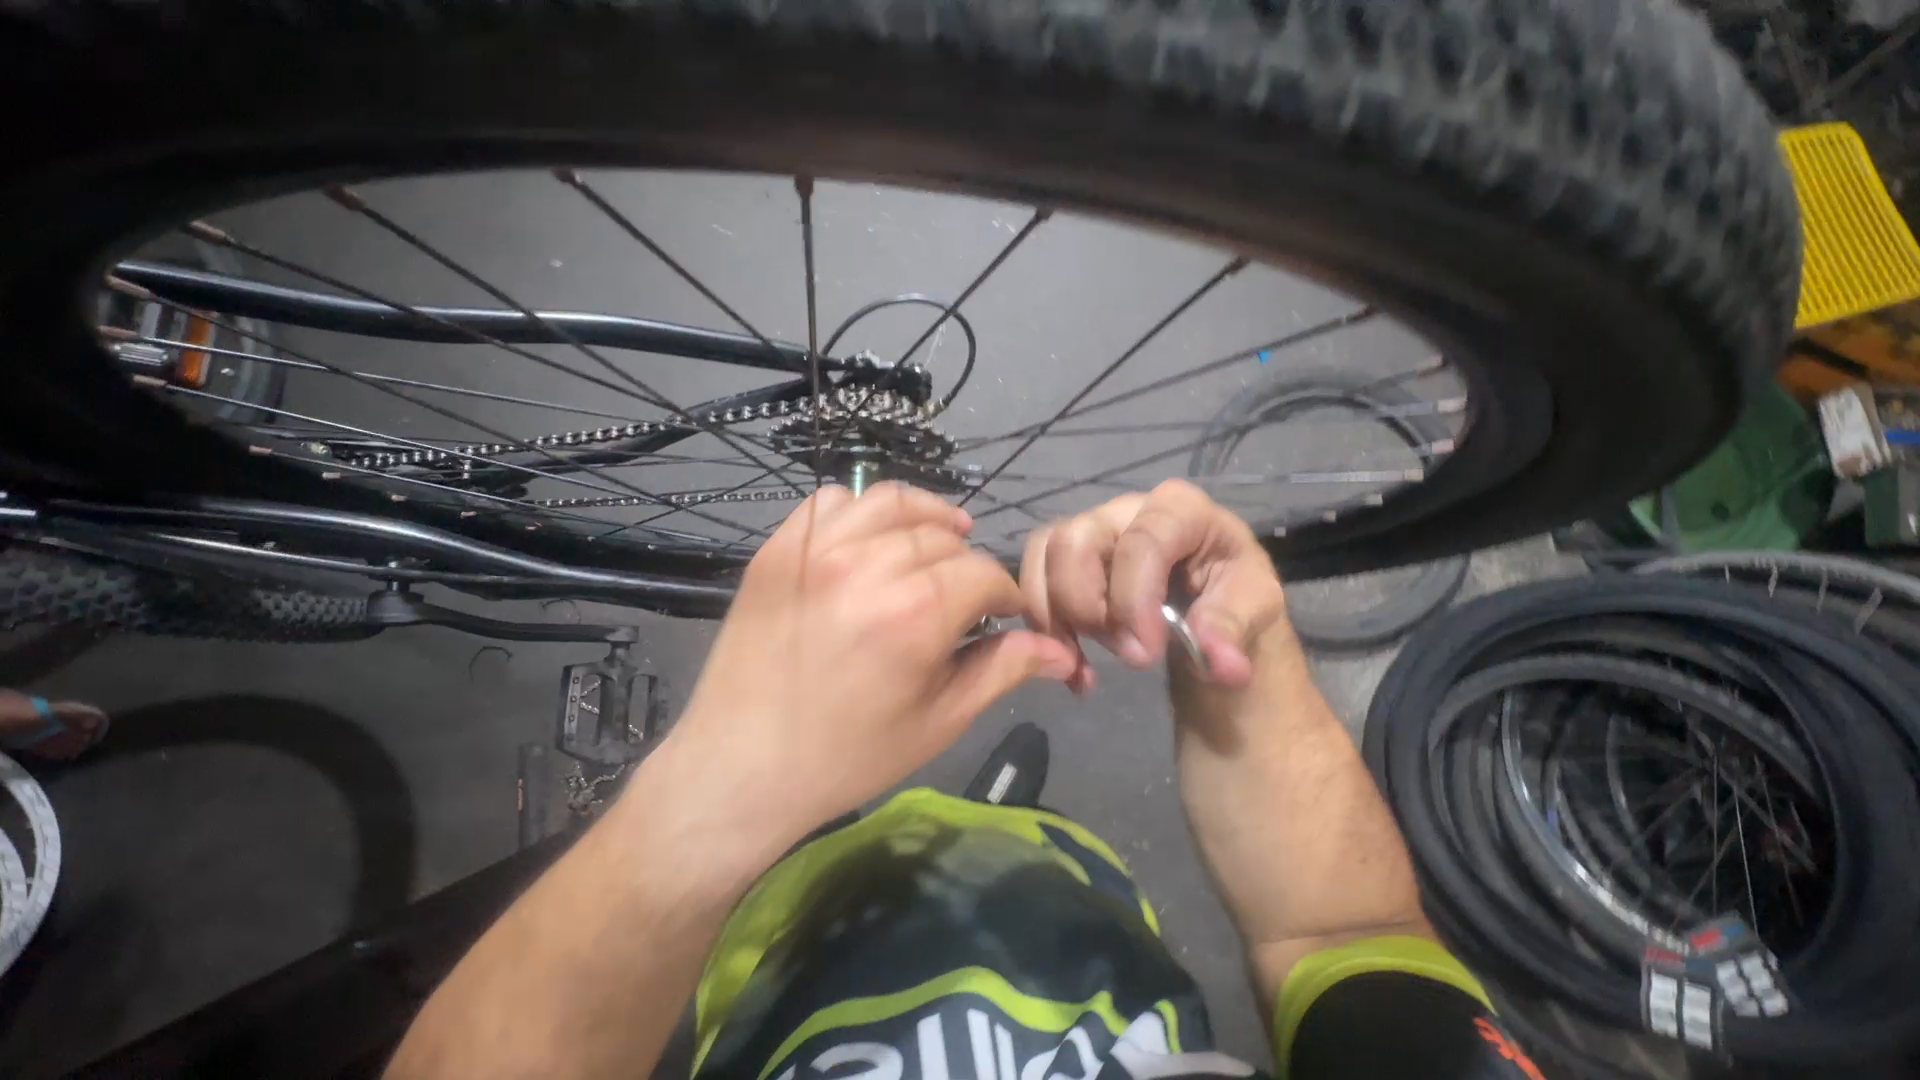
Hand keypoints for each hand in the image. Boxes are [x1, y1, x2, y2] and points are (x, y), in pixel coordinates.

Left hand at [667, 483, 1078, 834]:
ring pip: (891, 503)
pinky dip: (861, 511)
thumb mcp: (938, 722)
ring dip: (924, 520)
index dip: (1007, 595)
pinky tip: (870, 541)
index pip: (984, 573)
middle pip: (943, 537)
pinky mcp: (778, 550)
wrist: (740, 769)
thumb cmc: (846, 758)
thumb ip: (1002, 669)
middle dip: (967, 564)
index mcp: (914, 614)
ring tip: (937, 543)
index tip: (1006, 615)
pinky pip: (831, 502)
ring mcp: (814, 550)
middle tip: (965, 600)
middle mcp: (867, 565)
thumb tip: (1062, 650)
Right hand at [1020, 479, 1286, 690]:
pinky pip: (1032, 582)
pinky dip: (1043, 630)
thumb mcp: (1255, 609)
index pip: (1141, 541)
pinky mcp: (1065, 560)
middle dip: (1087, 607)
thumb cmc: (1235, 594)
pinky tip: (1073, 670)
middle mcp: (1124, 510)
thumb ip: (1233, 628)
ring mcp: (1090, 531)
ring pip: (1043, 557)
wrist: (1210, 609)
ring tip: (1088, 663)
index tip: (1144, 655)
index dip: (1134, 600)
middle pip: (1074, 540)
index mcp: (1179, 509)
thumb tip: (1219, 661)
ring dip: (1057, 618)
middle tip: (1126, 655)